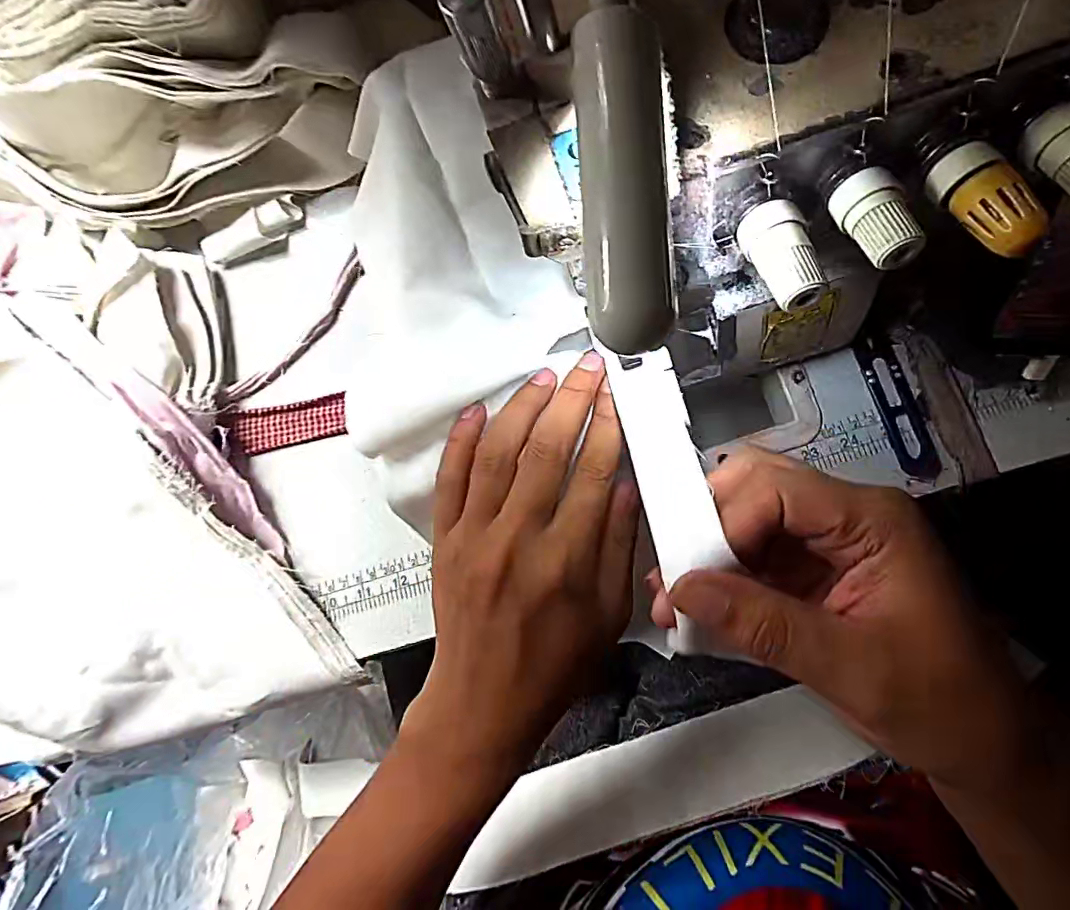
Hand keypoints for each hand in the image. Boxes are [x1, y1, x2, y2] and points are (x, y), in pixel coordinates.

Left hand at [408, 351, 639, 773]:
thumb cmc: (556, 664)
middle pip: (546, 450)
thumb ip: (620, 545)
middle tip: (586, 367)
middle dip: (572, 400)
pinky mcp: (445, 540)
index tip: (615, 394)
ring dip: (522, 408)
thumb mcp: (609, 614)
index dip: (607, 424)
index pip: (592, 471)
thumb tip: (624, 484)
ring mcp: (474, 536)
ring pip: (497, 453)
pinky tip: (478, 411)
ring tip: (544, 379)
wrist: (482, 702)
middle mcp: (517, 539)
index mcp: (566, 560)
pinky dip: (462, 441)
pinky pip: (450, 479)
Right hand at [648, 447, 1031, 790]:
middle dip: (710, 526)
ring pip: (753, 519)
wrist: (987, 745)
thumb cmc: (939, 702)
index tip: (692, 576)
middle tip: (675, 574)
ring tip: (675, 599)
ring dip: (711, 555)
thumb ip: (763, 625)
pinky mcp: (819, 570)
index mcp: (870, 519)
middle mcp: (848, 515)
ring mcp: (832, 541)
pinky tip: (702, 610)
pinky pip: (761, 556)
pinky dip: (728, 580)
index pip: (778, 488)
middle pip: (760, 486)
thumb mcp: (849, 668)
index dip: (727, 523)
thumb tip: (682, 591)